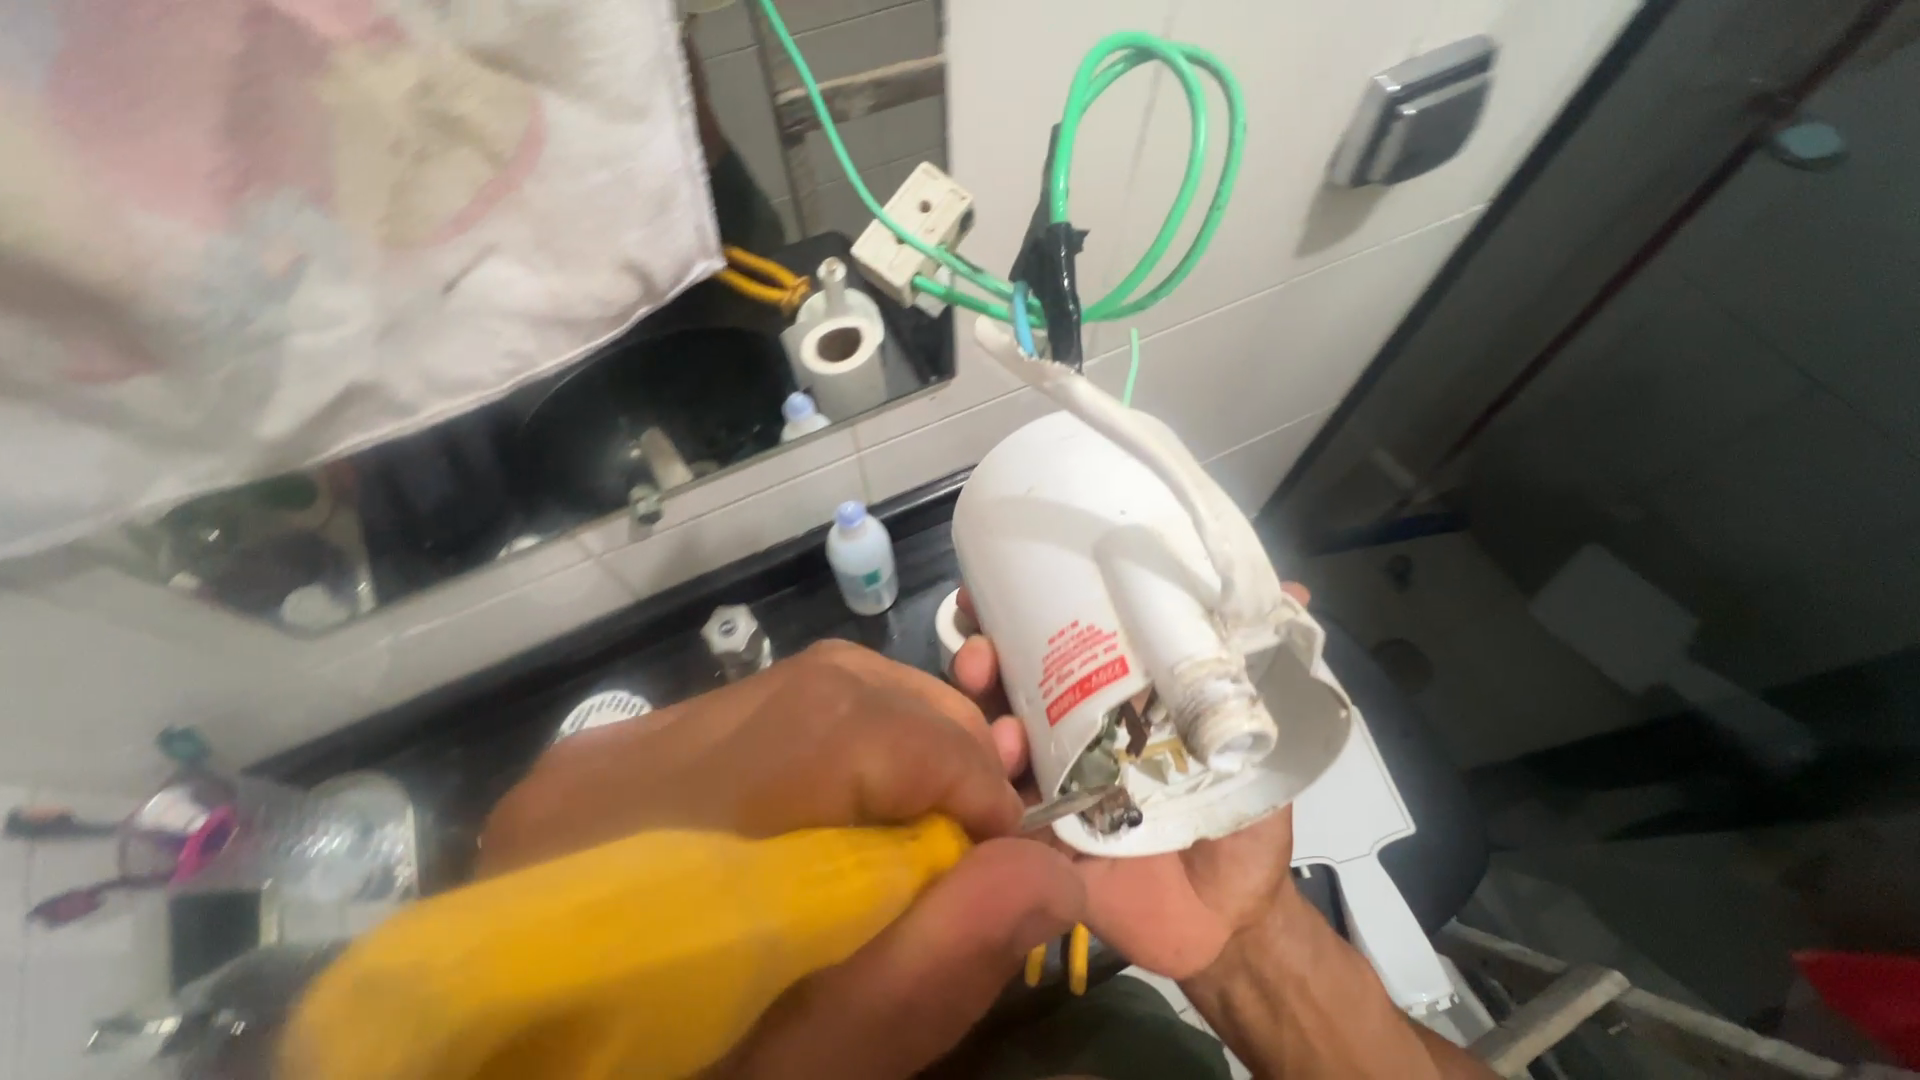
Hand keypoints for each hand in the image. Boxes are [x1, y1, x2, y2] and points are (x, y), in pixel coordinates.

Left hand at [480, 640, 1084, 1077]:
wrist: (548, 1070)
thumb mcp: (819, 1064)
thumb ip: (933, 967)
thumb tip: (1051, 869)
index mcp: (650, 852)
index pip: (837, 734)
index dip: (952, 767)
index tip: (1010, 841)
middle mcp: (615, 768)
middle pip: (820, 688)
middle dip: (934, 736)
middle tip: (981, 819)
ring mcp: (606, 754)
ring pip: (792, 686)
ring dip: (891, 731)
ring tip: (930, 808)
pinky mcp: (612, 759)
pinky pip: (755, 712)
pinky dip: (833, 741)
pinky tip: (849, 808)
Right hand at [951, 589, 1307, 978]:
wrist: (1230, 920)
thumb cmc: (1239, 823)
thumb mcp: (1259, 740)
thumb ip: (1260, 675)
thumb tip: (1295, 587)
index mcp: (1109, 705)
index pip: (1053, 646)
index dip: (1017, 614)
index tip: (992, 590)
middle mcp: (1065, 737)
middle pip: (1006, 685)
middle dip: (982, 656)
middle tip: (980, 644)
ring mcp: (1045, 788)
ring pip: (991, 740)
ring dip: (978, 713)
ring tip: (994, 709)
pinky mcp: (1037, 842)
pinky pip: (998, 811)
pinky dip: (986, 787)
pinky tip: (995, 770)